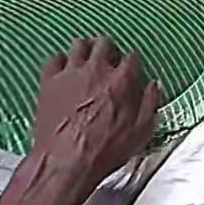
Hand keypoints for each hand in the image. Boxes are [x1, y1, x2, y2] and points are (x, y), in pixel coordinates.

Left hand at [30, 38, 160, 186]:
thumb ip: (150, 104)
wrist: (66, 160)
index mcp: (122, 80)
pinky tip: (64, 69)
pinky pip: (55, 59)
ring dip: (86, 48)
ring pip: (79, 45)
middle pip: (104, 43)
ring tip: (87, 57)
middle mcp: (97, 70)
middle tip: (109, 58)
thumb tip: (154, 86)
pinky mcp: (50, 81)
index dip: (133, 61)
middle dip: (109, 49)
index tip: (132, 68)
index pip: (132, 57)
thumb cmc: (105, 149)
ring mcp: (71, 73)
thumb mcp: (141, 131)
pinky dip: (61, 61)